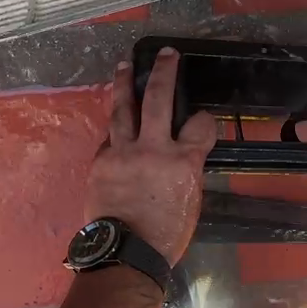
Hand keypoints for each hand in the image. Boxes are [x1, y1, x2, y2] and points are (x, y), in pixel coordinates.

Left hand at [83, 49, 217, 263]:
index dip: (204, 121)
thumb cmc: (167, 236)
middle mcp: (154, 148)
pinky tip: (117, 124)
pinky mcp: (101, 161)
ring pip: (124, 107)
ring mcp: (123, 152)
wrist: (126, 253)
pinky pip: (110, 138)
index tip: (201, 121)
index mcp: (184, 162)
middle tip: (167, 54)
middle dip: (165, 72)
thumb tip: (183, 155)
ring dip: (125, 82)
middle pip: (159, 98)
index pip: (201, 126)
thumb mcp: (191, 201)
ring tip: (125, 64)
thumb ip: (187, 170)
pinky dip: (116, 129)